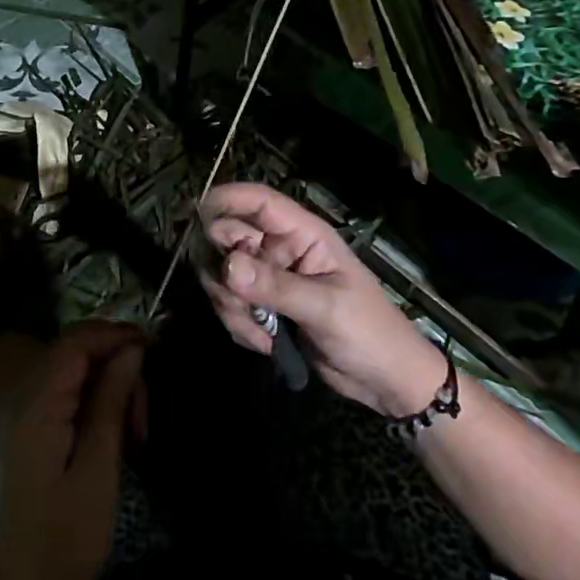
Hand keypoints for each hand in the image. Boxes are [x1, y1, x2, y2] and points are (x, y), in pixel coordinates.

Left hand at [0, 322, 145, 579]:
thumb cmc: (67, 533)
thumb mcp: (99, 466)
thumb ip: (111, 400)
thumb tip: (133, 348)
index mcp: (35, 405)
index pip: (75, 340)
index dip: (116, 334)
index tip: (154, 348)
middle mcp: (23, 399)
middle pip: (77, 353)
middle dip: (118, 368)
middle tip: (144, 415)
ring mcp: (24, 414)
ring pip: (77, 372)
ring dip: (111, 388)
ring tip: (135, 432)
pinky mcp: (32, 429)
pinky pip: (69, 394)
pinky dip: (98, 402)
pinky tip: (117, 433)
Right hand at [197, 183, 443, 417]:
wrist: (384, 380)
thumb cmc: (368, 331)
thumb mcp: (324, 307)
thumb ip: (274, 286)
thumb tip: (226, 265)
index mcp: (304, 235)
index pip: (260, 202)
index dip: (227, 199)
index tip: (194, 213)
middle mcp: (283, 250)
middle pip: (230, 238)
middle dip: (224, 272)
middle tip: (236, 300)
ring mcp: (272, 279)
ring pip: (225, 276)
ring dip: (231, 306)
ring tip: (260, 331)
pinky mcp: (266, 307)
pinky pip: (232, 306)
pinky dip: (239, 325)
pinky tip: (265, 344)